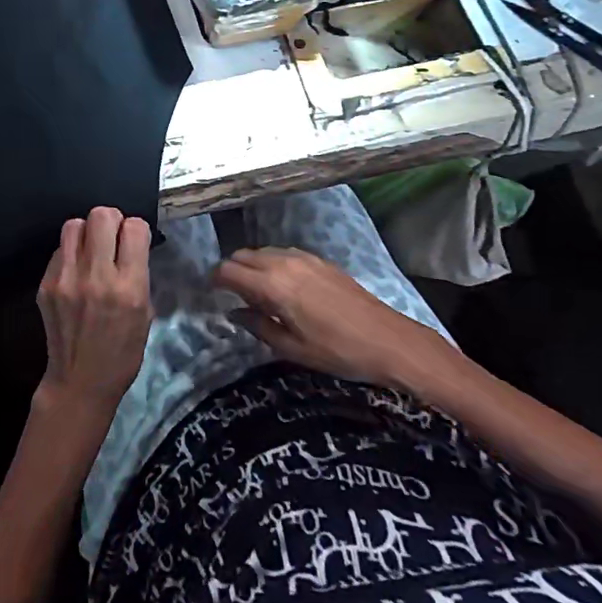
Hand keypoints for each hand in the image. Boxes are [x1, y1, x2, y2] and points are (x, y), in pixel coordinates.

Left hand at [35, 207, 152, 411]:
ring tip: (92, 250)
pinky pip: (59, 250)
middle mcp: (95, 277)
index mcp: (128, 287)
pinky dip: (70, 254)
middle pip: (101, 215)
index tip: (134, 240)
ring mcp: (66, 279)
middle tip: (112, 236)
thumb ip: (139, 275)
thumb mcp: (145, 314)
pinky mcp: (45, 284)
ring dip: (87, 232)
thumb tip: (132, 244)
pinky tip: (76, 272)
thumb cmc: (122, 353)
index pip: (134, 228)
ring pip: (74, 225)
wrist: (80, 381)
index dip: (136, 229)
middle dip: (111, 220)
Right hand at [213, 247, 458, 391]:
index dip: (215, 280)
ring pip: (262, 252)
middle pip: (242, 255)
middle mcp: (283, 263)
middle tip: (232, 294)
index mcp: (272, 286)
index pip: (228, 270)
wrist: (389, 340)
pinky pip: (283, 253)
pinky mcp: (319, 259)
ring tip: (257, 290)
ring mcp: (303, 257)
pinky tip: (283, 285)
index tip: (212, 292)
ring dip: (252, 266)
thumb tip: (236, 313)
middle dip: (231, 270)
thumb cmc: (338, 351)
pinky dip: (272, 264)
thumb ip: (258, 326)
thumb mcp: (292, 348)